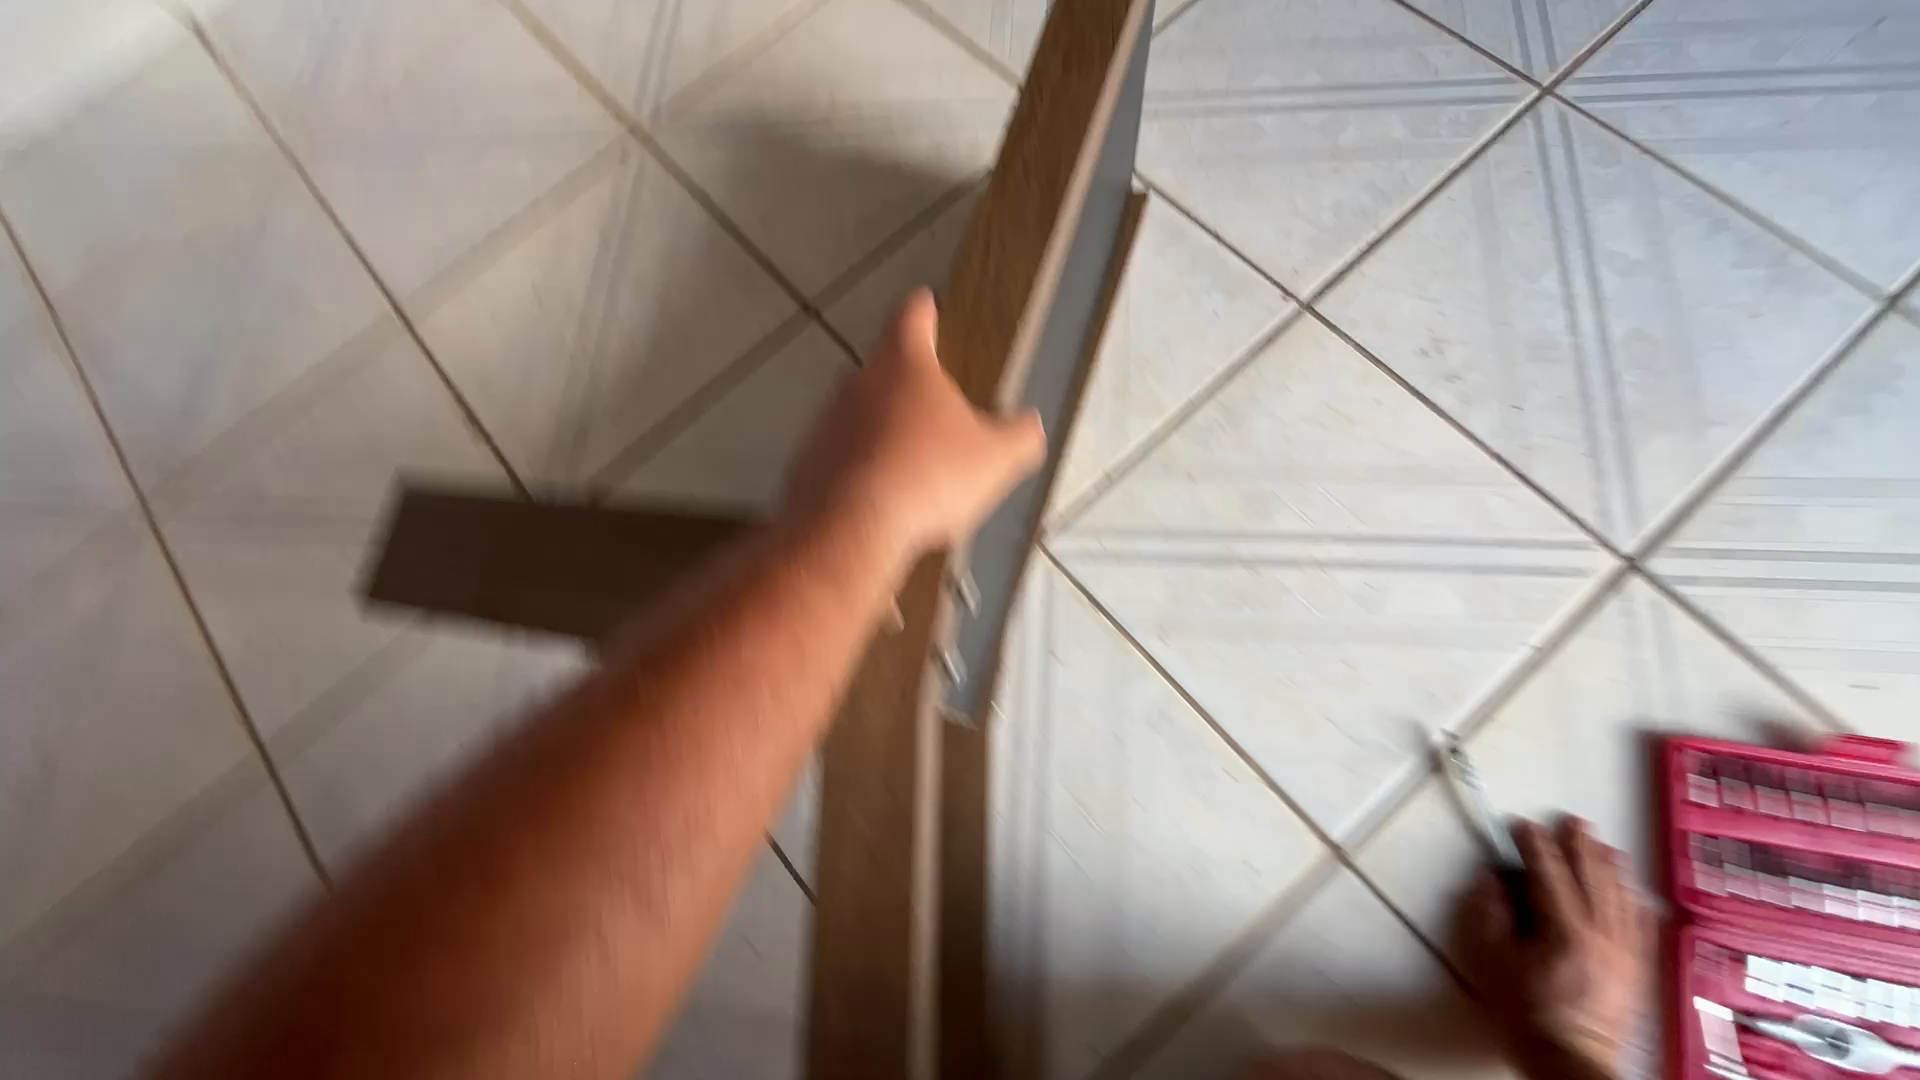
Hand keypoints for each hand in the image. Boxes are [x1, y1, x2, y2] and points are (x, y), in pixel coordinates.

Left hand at [783, 288, 1046, 558]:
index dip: (925, 310)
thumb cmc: (928, 477)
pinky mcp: (806, 463)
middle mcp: (856, 382)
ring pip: (861, 417)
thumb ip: (1019, 436)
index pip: (912, 316)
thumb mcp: (995, 459)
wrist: (849, 529)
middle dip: (910, 387)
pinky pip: (841, 458)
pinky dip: (861, 470)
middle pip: (885, 370)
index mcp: (904, 365)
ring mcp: (825, 422)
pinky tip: (881, 500)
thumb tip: (1030, 425)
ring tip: (914, 468)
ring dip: (884, 433)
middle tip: (937, 413)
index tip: (928, 305)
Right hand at [1455, 818, 1652, 1079]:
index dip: (1536, 846)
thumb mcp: (1494, 959)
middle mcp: (1602, 938)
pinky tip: (1635, 891)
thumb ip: (1492, 914)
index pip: (1549, 875)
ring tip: (1603, 845)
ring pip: (1622, 900)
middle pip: (1593, 881)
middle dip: (1580, 848)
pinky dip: (1637, 903)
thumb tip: (1493, 879)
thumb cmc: (1526, 1012)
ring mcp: (1625, 955)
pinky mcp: (1637, 972)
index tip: (1524, 826)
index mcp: (1564, 931)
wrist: (1569, 1059)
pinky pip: (1642, 928)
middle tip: (1573, 822)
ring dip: (1610, 868)